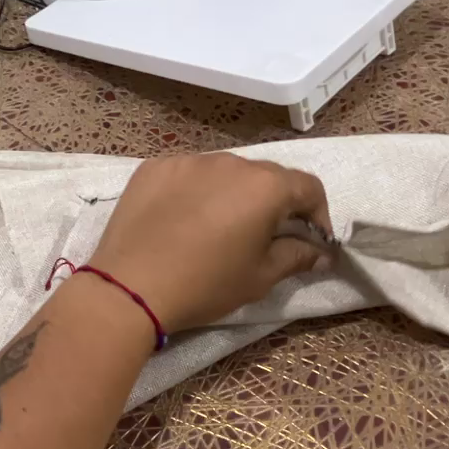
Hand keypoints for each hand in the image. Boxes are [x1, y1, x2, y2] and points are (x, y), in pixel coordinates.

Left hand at [87, 153, 333, 333]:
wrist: (129, 286)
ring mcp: (187, 161)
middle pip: (265, 176)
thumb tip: (320, 251)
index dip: (317, 214)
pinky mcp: (153, 168)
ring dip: (231, 194)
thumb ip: (295, 256)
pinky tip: (181, 221)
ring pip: (223, 172)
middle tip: (265, 237)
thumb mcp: (259, 277)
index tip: (311, 239)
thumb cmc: (204, 285)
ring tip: (218, 228)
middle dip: (274, 203)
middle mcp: (228, 162)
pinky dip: (193, 192)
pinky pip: (186, 175)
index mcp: (264, 186)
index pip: (308, 187)